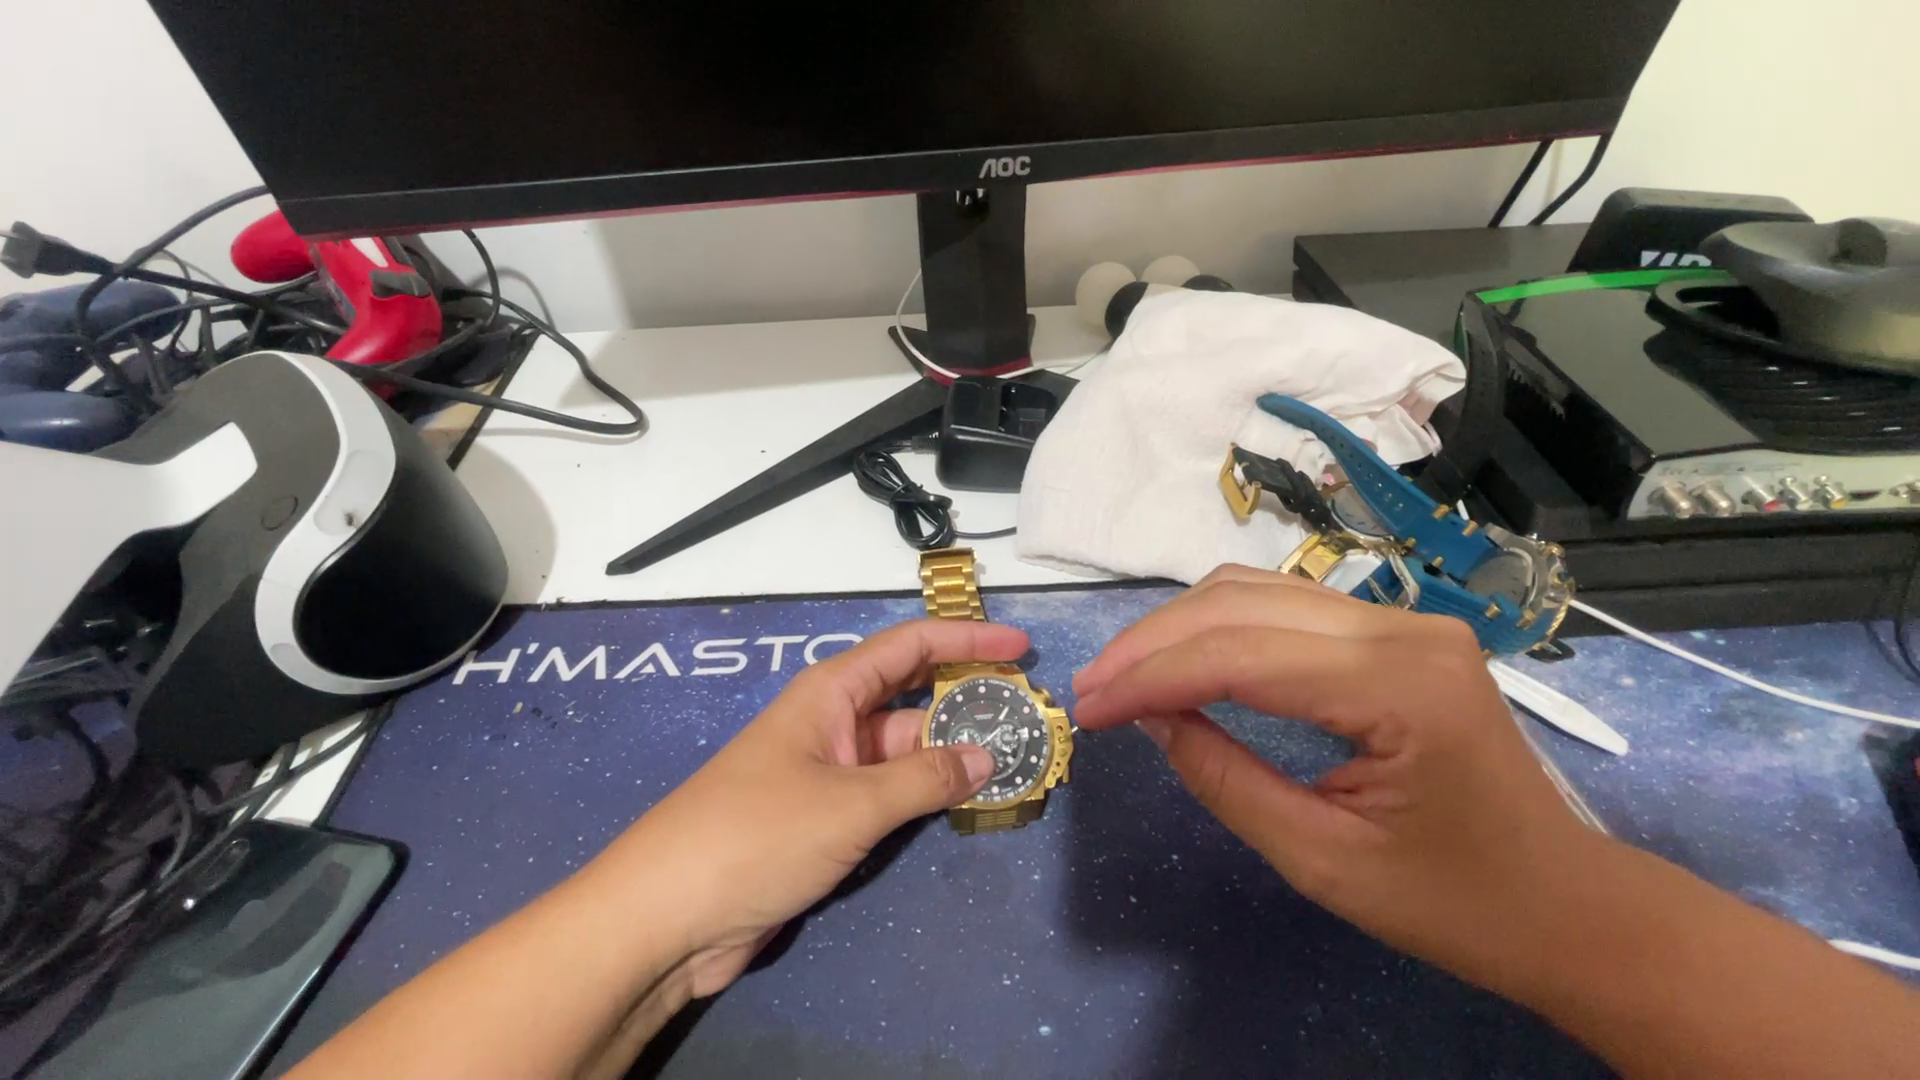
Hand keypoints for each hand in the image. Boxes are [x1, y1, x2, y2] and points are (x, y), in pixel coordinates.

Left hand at [589, 618, 1020, 998]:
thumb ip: (924, 779)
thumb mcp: (851, 803)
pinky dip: (926, 793)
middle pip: (912, 696)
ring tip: (1013, 759)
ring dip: (951, 752)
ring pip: (904, 749)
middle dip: (967, 697)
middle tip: (1027, 708)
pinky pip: (889, 792)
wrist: (668, 916)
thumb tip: (986, 756)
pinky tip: (965, 801)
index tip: (1020, 646)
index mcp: (831, 692)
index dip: (967, 639)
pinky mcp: (826, 818)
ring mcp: (829, 771)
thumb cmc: (758, 835)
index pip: (911, 647)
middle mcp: (833, 722)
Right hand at [1072, 565, 1599, 989]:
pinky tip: (1180, 659)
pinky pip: (1281, 606)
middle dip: (1151, 644)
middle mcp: (1402, 628)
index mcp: (1399, 686)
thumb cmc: (1454, 903)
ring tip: (1123, 675)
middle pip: (1239, 605)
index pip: (1239, 654)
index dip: (1150, 676)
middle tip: (1093, 689)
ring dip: (1176, 628)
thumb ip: (1224, 779)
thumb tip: (1150, 717)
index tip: (1089, 708)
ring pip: (1254, 590)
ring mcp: (1402, 621)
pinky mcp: (1392, 631)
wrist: (1567, 905)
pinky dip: (1216, 627)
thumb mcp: (1321, 861)